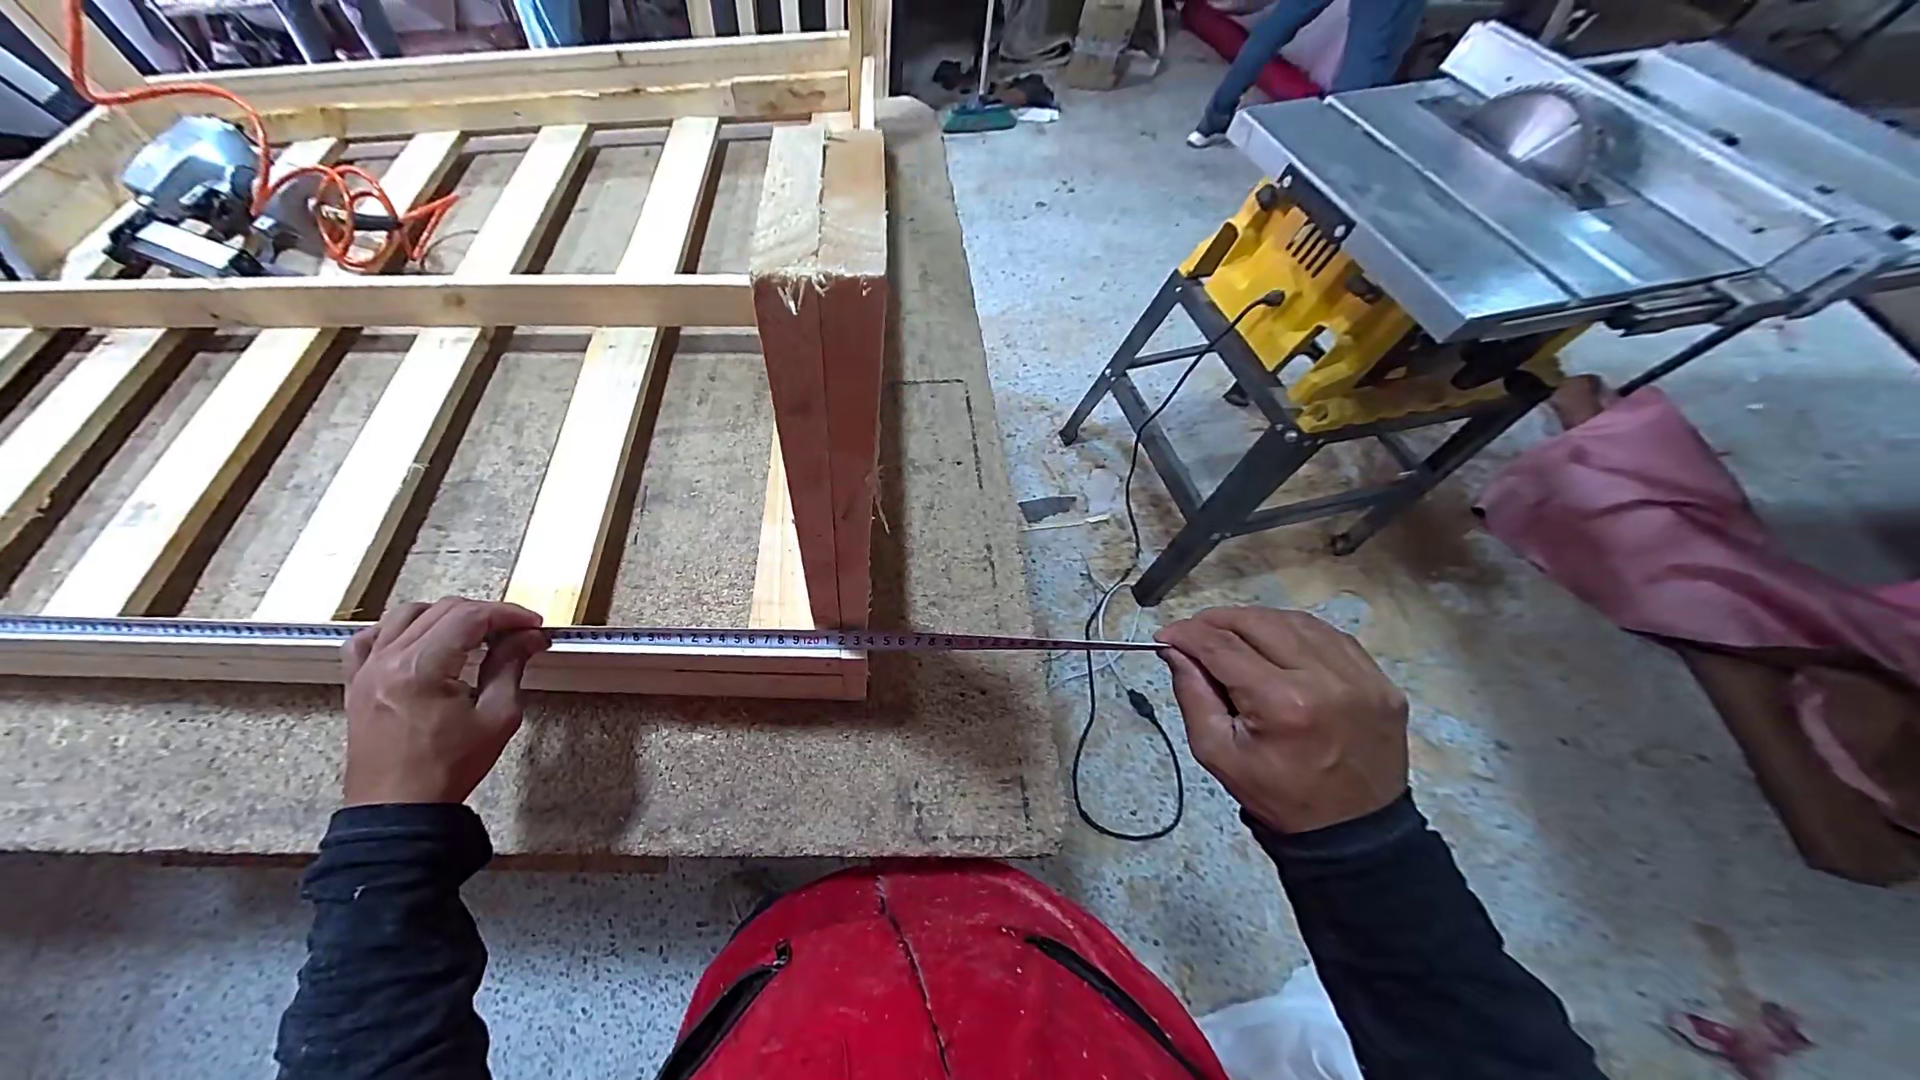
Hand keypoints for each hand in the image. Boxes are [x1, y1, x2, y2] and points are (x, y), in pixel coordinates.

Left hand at [341, 597, 550, 805]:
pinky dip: (402, 628)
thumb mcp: (497, 715)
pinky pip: (372, 637)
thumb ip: (510, 666)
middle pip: (443, 609)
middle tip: (516, 631)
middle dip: (487, 613)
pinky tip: (424, 638)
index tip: (534, 625)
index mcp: (420, 668)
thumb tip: (528, 637)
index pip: (470, 617)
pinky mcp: (358, 683)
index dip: (510, 615)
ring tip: (477, 633)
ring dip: (449, 615)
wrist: (399, 808)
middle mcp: (387, 661)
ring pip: (409, 614)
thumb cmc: (446, 768)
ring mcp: (367, 670)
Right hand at [1156, 606, 1407, 833]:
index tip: (1166, 634)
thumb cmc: (1275, 793)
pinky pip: (1328, 635)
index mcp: (1281, 703)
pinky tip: (1275, 642)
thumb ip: (1191, 692)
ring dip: (1255, 621)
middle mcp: (1324, 678)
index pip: (1222, 647)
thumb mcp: (1216, 751)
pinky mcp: (1380, 680)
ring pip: (1294, 621)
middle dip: (1217, 621)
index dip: (1187, 634)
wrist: (1352, 831)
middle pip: (1258, 623)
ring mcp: (1360, 676)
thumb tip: (1175, 648)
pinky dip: (1294, 631)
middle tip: (1194, 632)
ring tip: (1231, 634)